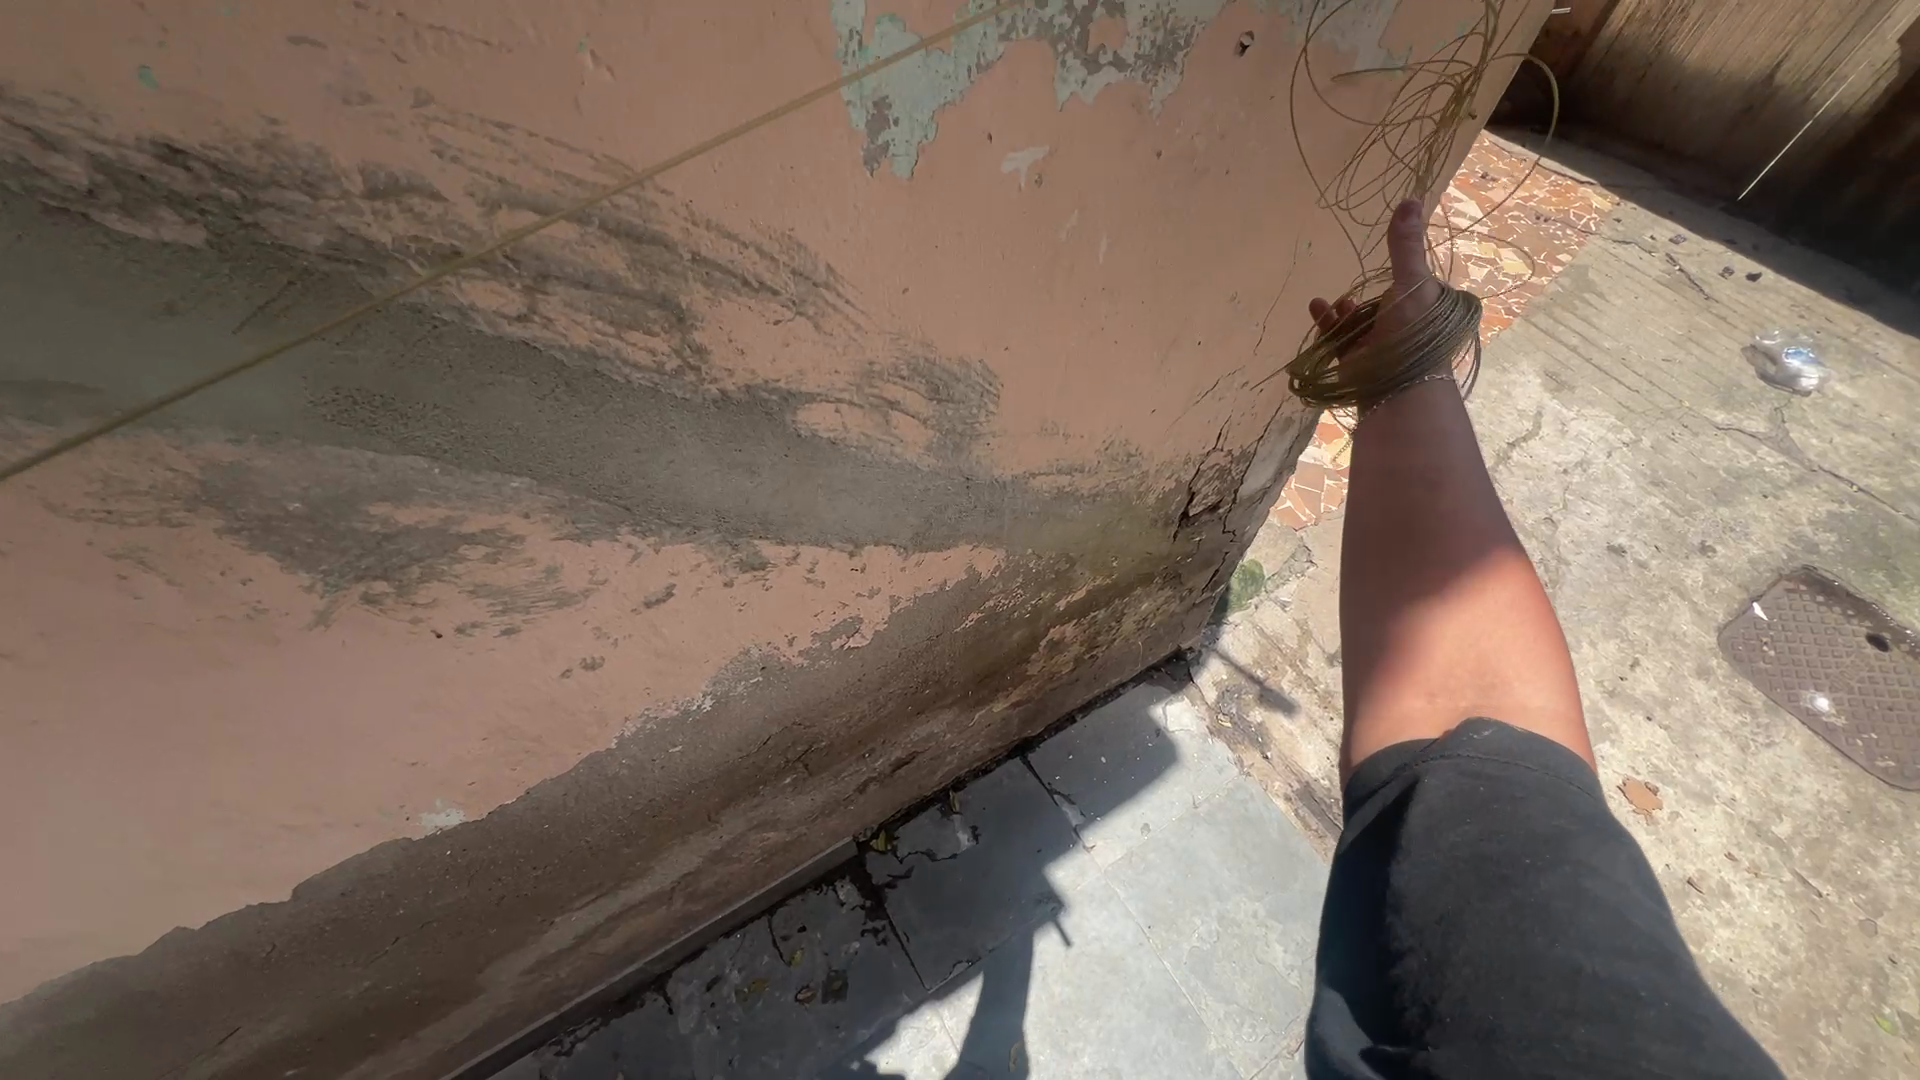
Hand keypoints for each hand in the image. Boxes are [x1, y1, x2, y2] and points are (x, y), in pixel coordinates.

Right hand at [1306, 198, 1442, 357]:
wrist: (1396, 379)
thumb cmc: (1413, 328)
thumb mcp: (1412, 280)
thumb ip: (1405, 246)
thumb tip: (1411, 198)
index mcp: (1424, 306)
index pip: (1413, 285)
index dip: (1401, 275)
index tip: (1386, 263)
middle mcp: (1402, 324)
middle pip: (1380, 303)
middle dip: (1364, 296)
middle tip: (1355, 288)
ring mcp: (1377, 343)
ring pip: (1356, 321)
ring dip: (1341, 309)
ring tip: (1329, 301)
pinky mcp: (1354, 358)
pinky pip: (1337, 337)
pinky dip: (1325, 323)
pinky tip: (1316, 307)